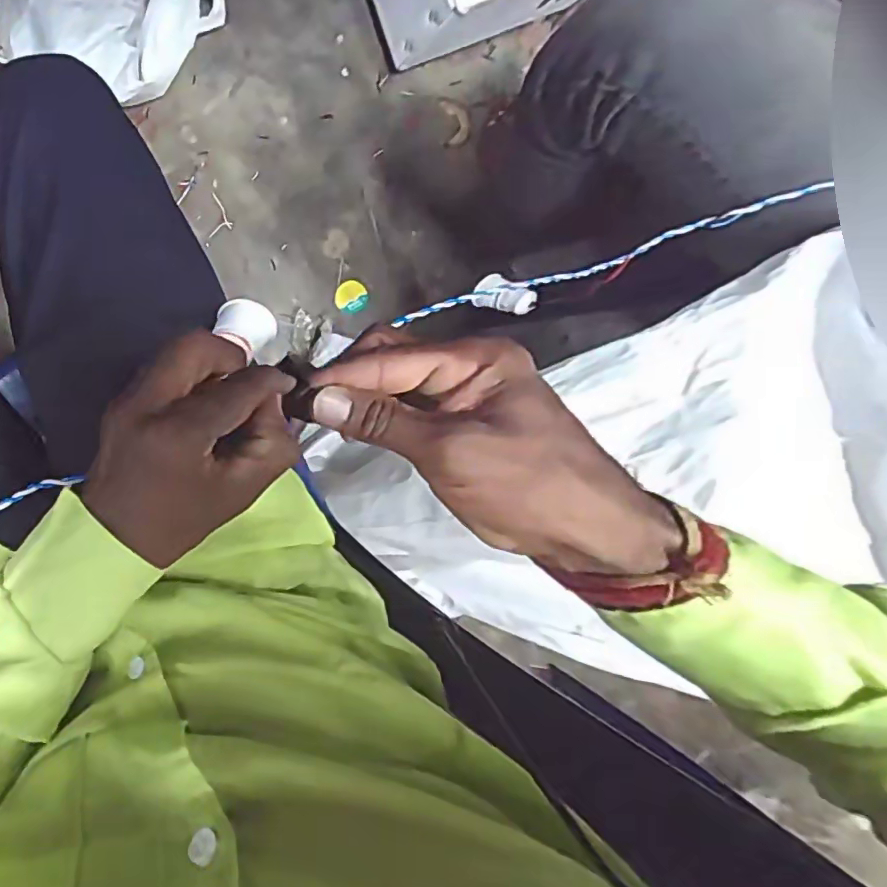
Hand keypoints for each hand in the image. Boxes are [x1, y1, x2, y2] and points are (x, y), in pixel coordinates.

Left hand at [80, 332, 301, 567]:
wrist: (113, 535)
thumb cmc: (179, 521)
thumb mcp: (240, 491)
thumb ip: (271, 441)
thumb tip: (271, 398)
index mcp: (178, 432)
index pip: (236, 386)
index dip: (269, 379)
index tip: (284, 384)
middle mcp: (146, 403)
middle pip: (194, 344)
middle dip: (230, 356)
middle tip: (245, 384)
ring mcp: (127, 399)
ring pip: (174, 351)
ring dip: (208, 364)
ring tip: (224, 396)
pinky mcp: (120, 400)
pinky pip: (161, 368)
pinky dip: (187, 374)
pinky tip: (198, 406)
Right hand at [309, 328, 680, 574]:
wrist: (590, 532)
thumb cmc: (527, 488)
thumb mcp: (449, 452)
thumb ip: (381, 421)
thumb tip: (317, 399)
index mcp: (475, 359)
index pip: (390, 359)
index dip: (340, 376)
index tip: (296, 396)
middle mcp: (466, 364)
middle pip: (389, 354)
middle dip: (346, 375)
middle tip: (306, 404)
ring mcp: (461, 389)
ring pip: (393, 377)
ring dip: (356, 392)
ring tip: (319, 413)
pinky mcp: (455, 415)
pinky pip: (404, 401)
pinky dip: (374, 409)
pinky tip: (351, 423)